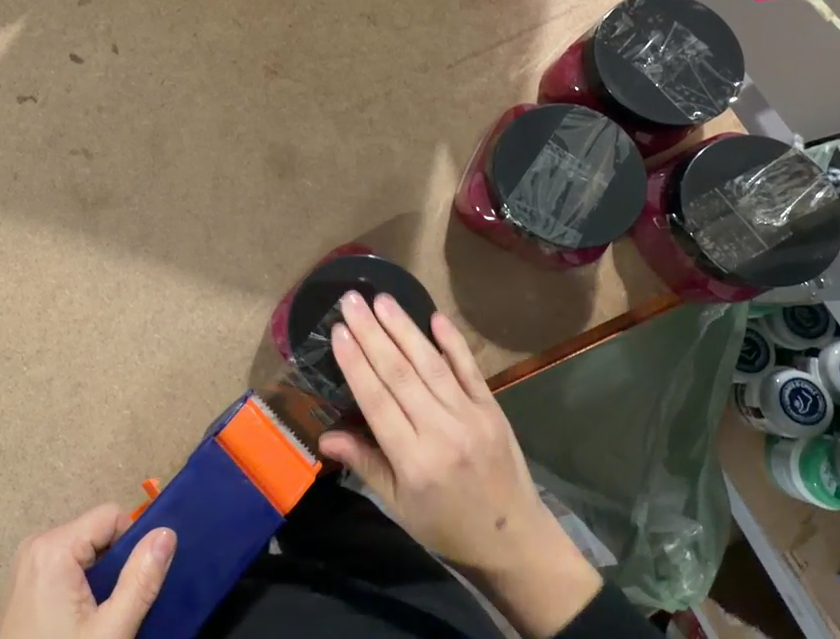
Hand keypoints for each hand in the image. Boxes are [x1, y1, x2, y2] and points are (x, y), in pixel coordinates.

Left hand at [0, 504, 176, 638]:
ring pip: (83, 548)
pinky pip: (65, 562)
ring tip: (99, 616)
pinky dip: (81, 582)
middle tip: (118, 607)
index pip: (112, 515)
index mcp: (54, 546)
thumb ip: (140, 580)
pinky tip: (80, 617)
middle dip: (115, 564)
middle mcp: (37, 542)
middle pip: (96, 532)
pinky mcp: (24, 578)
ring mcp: (27, 560)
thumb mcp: (110, 630)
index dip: (133, 544)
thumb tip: (167, 534)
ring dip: (99, 576)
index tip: (138, 583)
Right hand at [319, 291, 600, 638]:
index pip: (377, 400)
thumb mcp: (399, 505)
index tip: (338, 331)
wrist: (514, 540)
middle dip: (372, 333)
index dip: (355, 363)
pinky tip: (434, 316)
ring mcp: (470, 417)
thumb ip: (364, 464)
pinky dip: (452, 342)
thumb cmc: (447, 525)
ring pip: (430, 364)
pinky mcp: (492, 410)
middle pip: (400, 373)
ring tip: (382, 299)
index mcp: (414, 461)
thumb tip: (324, 437)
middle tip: (352, 300)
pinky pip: (469, 370)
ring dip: (404, 328)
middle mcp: (441, 432)